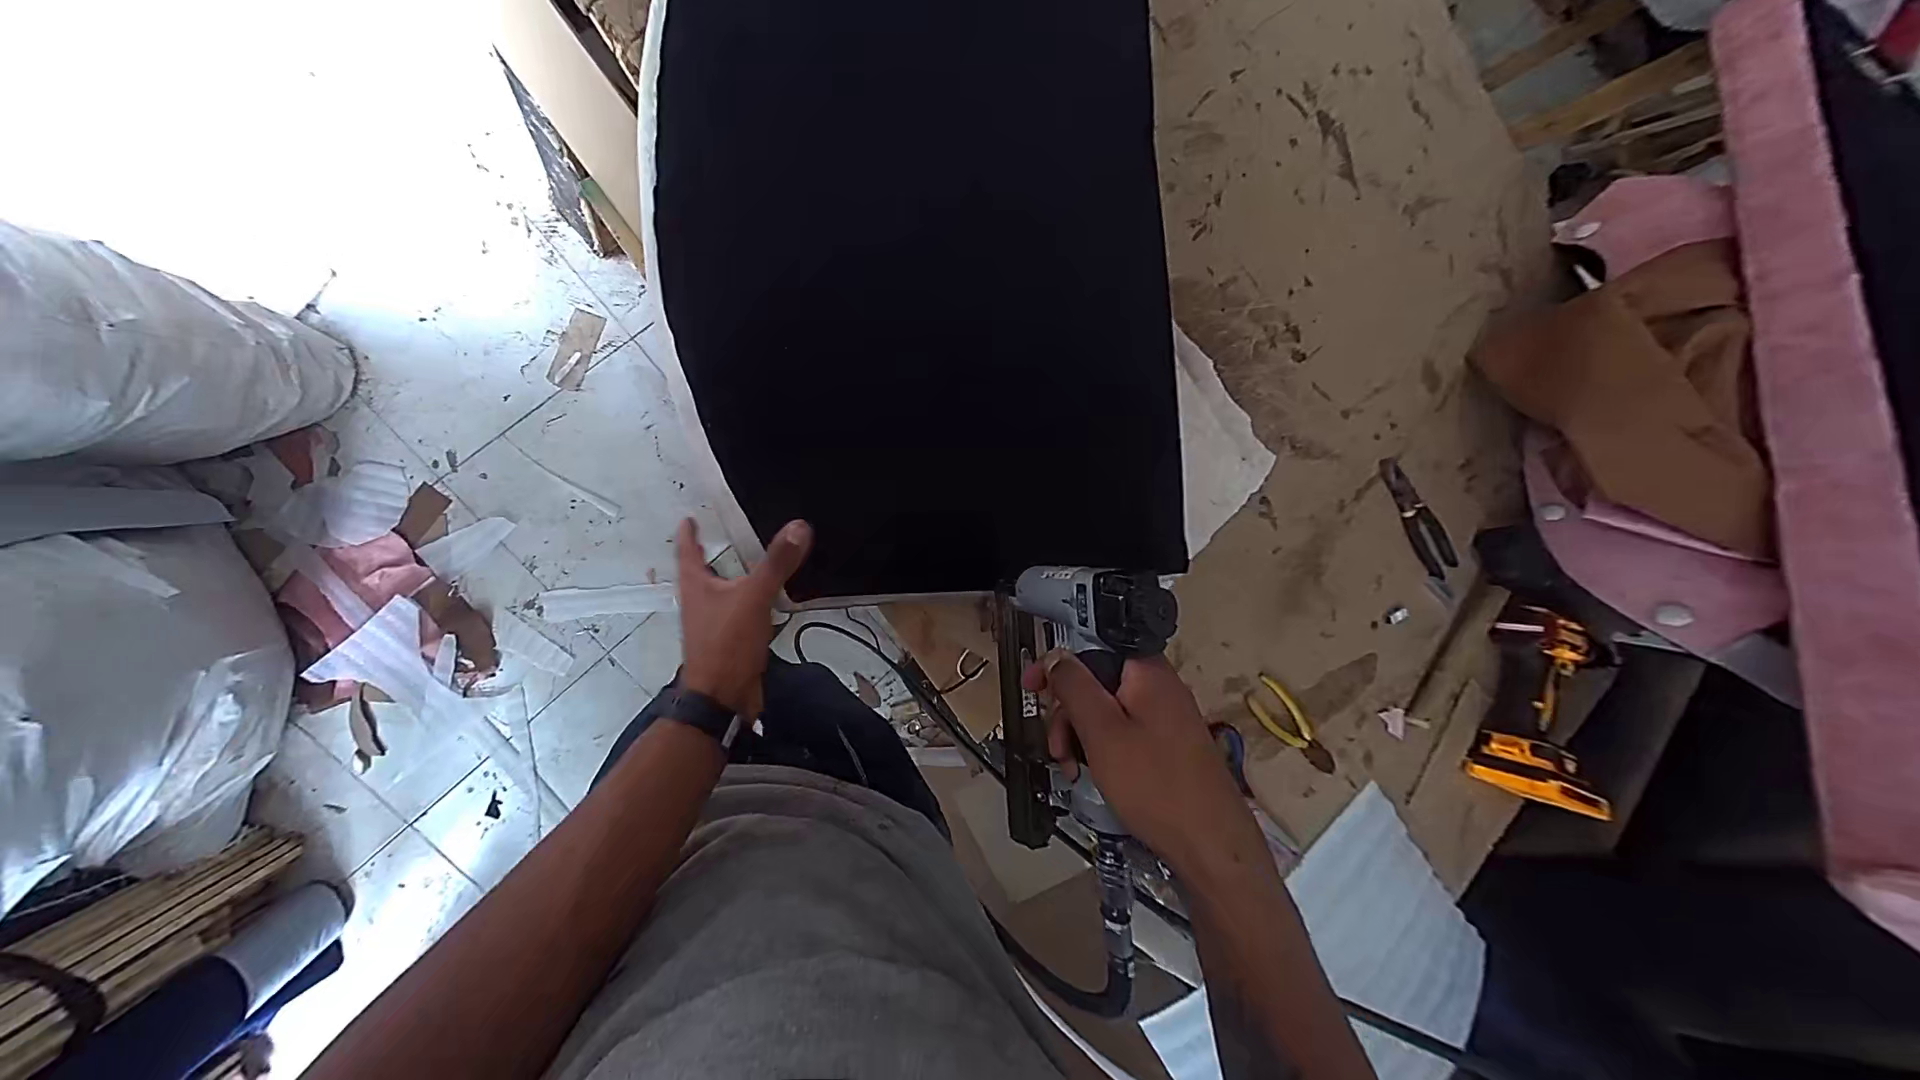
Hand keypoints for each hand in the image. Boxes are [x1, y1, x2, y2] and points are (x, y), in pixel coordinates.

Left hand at [674, 517, 811, 716]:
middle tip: (723, 538)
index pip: (686, 551)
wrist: (724, 697)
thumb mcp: (755, 596)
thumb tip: (798, 528)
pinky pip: (742, 614)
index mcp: (695, 586)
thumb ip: (777, 562)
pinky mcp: (730, 641)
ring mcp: (714, 623)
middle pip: (702, 572)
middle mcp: (700, 602)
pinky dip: (754, 604)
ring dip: (735, 580)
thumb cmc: (726, 646)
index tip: (690, 519)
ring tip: (753, 566)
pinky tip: (771, 603)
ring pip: (723, 593)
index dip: (688, 533)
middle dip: (712, 555)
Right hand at [1023, 652, 1262, 877]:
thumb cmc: (1155, 785)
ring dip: (1079, 734)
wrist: (1211, 846)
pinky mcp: (1165, 743)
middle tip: (1056, 744)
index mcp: (1146, 671)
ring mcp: (1164, 716)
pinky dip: (1100, 747)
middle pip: (1095, 680)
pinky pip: (1122, 731)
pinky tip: (1092, 773)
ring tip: (1071, 767)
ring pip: (1105, 709)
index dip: (1058, 662)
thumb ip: (1074, 687)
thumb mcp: (1102, 732)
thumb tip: (1056, 656)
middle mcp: (1158, 686)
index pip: (1092, 645)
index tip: (1033, 686)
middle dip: (1066, 710)